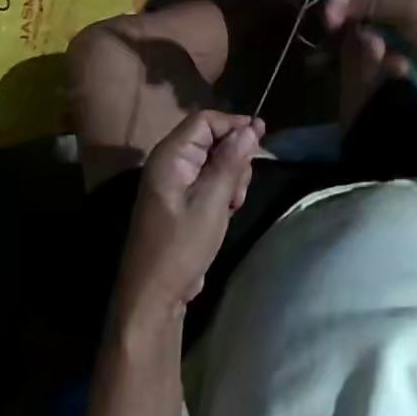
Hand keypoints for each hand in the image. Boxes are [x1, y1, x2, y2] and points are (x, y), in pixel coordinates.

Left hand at [114, 110, 263, 321]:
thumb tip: (250, 128)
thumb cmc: (181, 245)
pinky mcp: (179, 199)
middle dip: (233, 157)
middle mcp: (169, 161)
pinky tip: (226, 211)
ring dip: (230, 177)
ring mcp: (173, 181)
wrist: (154, 295)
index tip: (262, 135)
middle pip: (211, 139)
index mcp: (170, 155)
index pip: (205, 121)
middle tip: (239, 189)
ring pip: (213, 161)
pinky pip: (207, 180)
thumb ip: (231, 161)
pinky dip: (221, 190)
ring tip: (232, 205)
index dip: (233, 124)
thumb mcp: (212, 201)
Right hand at [320, 0, 416, 95]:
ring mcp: (395, 21)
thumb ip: (369, 0)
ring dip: (368, 42)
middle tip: (334, 27)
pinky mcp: (398, 47)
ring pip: (360, 27)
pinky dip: (384, 59)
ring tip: (384, 54)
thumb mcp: (413, 7)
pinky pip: (375, 49)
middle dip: (347, 15)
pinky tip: (402, 67)